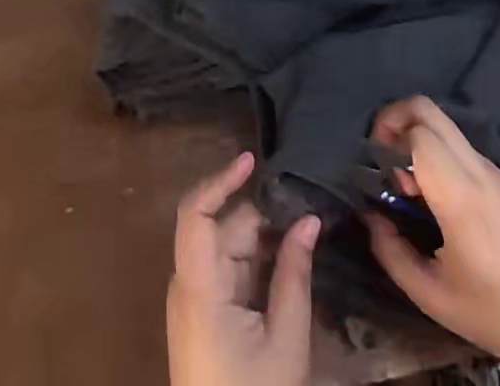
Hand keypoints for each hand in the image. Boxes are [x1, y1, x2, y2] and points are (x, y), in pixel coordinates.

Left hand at [167, 152, 321, 385]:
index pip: (196, 216)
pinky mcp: (206, 308)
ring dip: (265, 235)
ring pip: (230, 245)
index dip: (220, 181)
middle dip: (263, 213)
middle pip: (223, 228)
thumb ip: (294, 273)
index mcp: (199, 288)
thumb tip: (310, 219)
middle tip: (308, 204)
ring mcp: (196, 296)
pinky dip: (259, 257)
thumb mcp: (286, 338)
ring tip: (307, 227)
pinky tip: (290, 254)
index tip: (253, 160)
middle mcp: (190, 283)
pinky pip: (232, 266)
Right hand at [362, 98, 499, 379]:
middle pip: (428, 110)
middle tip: (382, 162)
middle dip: (394, 120)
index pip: (419, 133)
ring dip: (414, 139)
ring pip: (443, 124)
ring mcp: (492, 170)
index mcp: (461, 197)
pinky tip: (431, 199)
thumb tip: (371, 215)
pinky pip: (457, 145)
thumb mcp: (431, 296)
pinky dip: (433, 153)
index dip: (387, 139)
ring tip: (407, 190)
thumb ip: (391, 252)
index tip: (377, 174)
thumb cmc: (497, 313)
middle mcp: (478, 170)